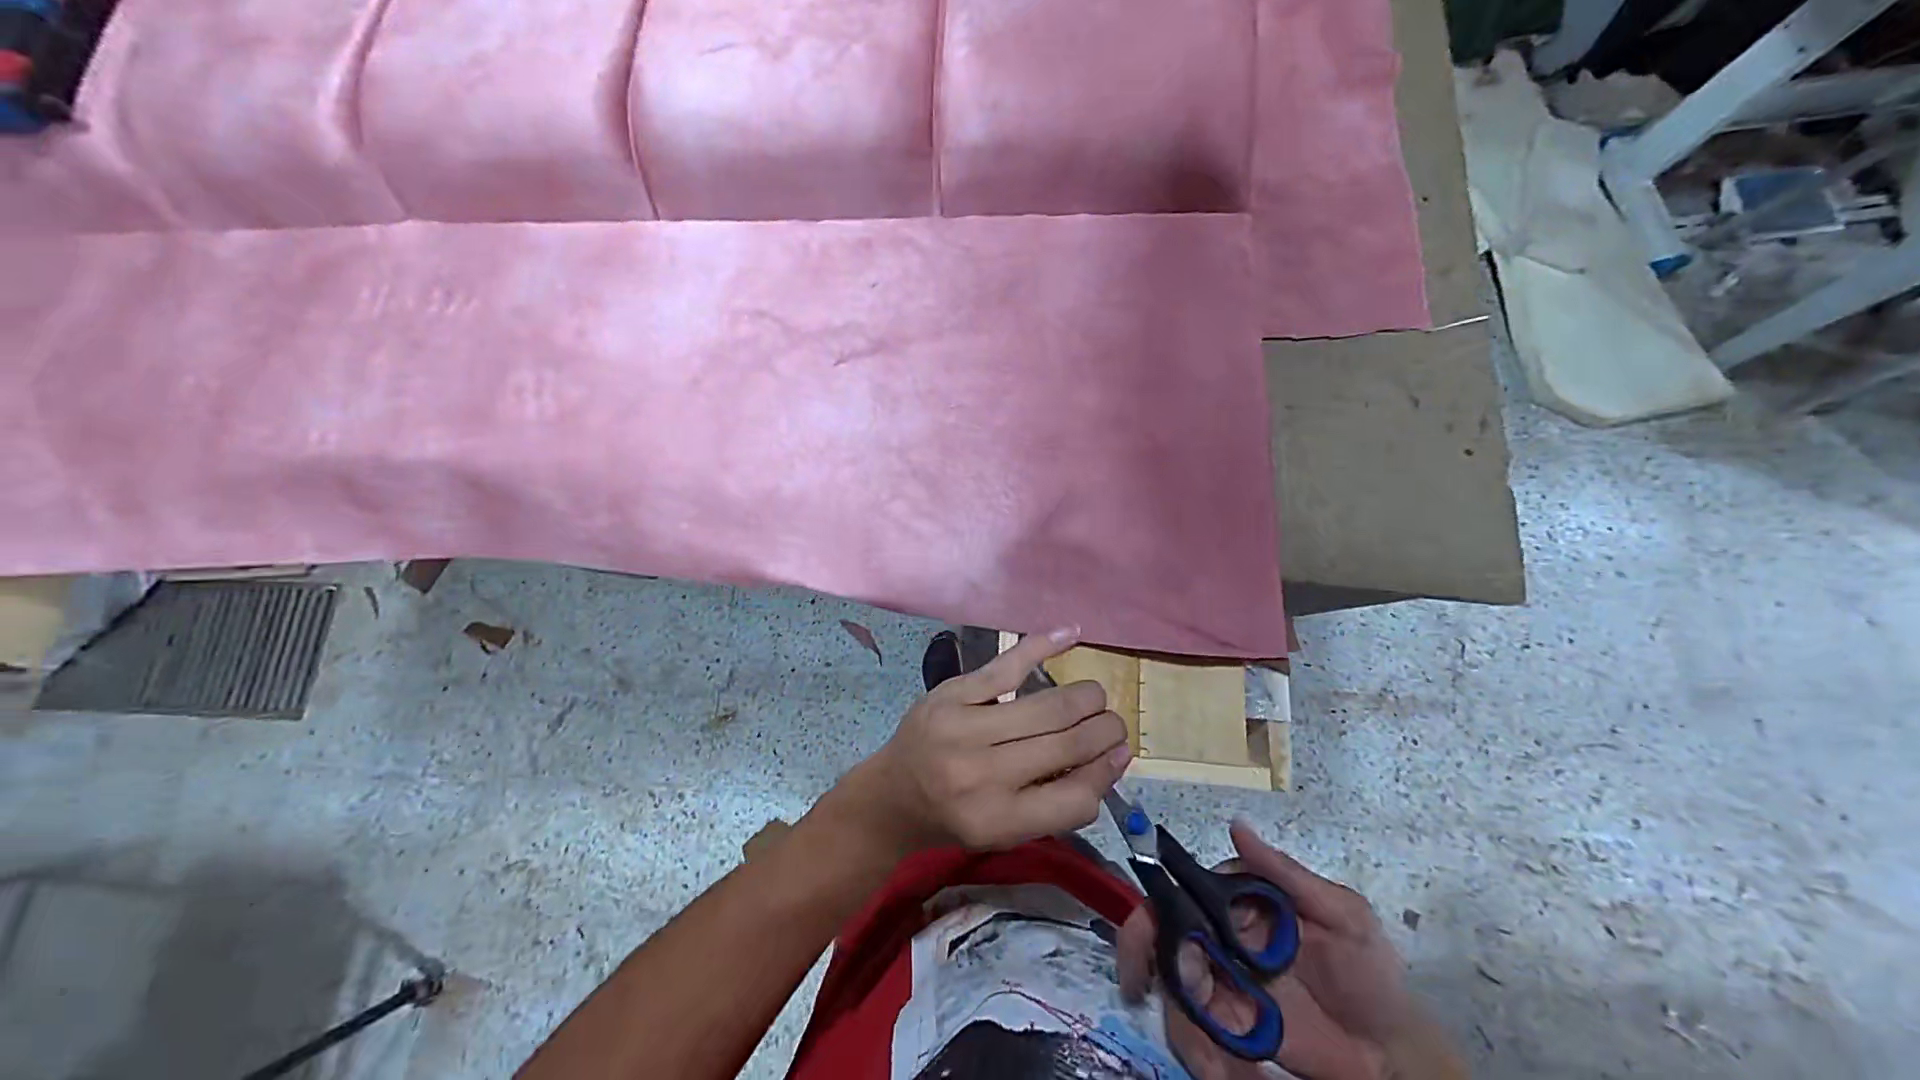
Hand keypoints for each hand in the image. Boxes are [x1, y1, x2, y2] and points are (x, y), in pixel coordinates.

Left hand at [832, 627, 1131, 854]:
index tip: (1120, 754)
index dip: (1107, 772)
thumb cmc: (956, 818)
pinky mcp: (952, 694)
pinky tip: (1071, 634)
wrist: (892, 795)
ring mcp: (965, 729)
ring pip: (1050, 707)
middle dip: (1105, 730)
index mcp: (1000, 821)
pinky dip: (1042, 646)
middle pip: (1069, 744)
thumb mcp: (1008, 832)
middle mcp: (983, 776)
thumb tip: (1116, 755)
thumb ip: (1059, 804)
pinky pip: (1007, 665)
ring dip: (1086, 699)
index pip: (1077, 798)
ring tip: (1096, 699)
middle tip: (1113, 723)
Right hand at [1118, 821, 1464, 1079]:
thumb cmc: (1369, 972)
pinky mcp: (1225, 1024)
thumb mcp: (1340, 914)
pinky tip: (1224, 1074)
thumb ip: (1285, 872)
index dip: (1154, 912)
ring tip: (1214, 1067)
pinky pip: (1191, 1030)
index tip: (1147, 939)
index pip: (1180, 892)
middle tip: (1144, 994)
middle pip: (1159, 936)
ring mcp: (1219, 981)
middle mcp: (1218, 935)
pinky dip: (1198, 1053)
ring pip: (1171, 989)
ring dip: (1181, 1025)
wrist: (1392, 1052)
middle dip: (1142, 962)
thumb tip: (1236, 826)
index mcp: (1237, 901)